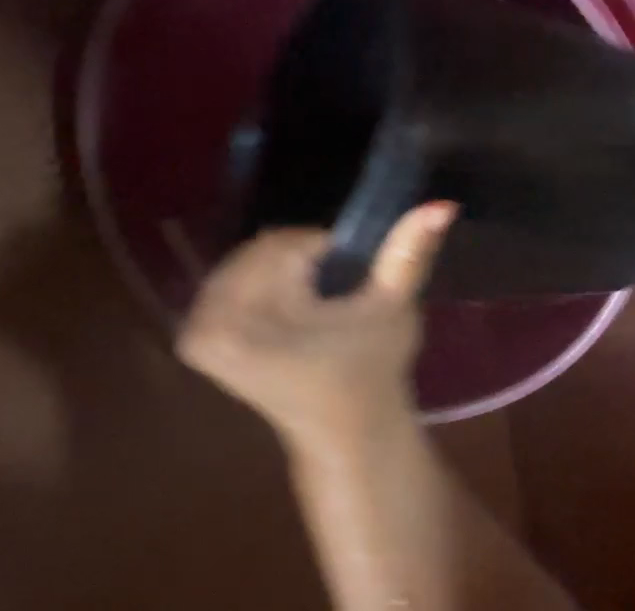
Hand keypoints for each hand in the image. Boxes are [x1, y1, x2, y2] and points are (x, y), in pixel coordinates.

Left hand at [176, 202, 456, 456]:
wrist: (346, 428)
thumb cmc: (372, 368)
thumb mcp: (394, 305)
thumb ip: (409, 253)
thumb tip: (441, 205)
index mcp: (246, 317)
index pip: (289, 245)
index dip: (332, 250)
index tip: (357, 280)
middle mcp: (204, 322)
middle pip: (261, 251)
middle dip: (306, 258)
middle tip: (341, 290)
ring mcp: (193, 334)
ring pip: (247, 264)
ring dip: (288, 269)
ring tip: (321, 302)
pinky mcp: (196, 341)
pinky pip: (232, 284)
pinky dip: (268, 283)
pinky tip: (295, 310)